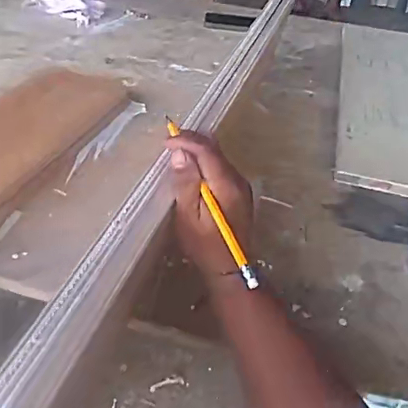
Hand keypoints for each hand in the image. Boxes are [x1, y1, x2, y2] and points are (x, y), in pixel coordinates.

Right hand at [163, 130, 254, 280]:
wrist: (231, 268)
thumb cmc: (205, 246)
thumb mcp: (189, 217)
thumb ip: (186, 183)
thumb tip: (180, 153)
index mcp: (226, 184)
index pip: (206, 150)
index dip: (186, 140)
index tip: (166, 141)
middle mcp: (238, 180)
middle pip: (215, 150)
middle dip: (193, 140)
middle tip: (170, 140)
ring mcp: (241, 186)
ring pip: (220, 157)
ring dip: (199, 150)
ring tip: (178, 149)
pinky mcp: (240, 193)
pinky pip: (222, 167)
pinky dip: (206, 161)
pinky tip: (194, 166)